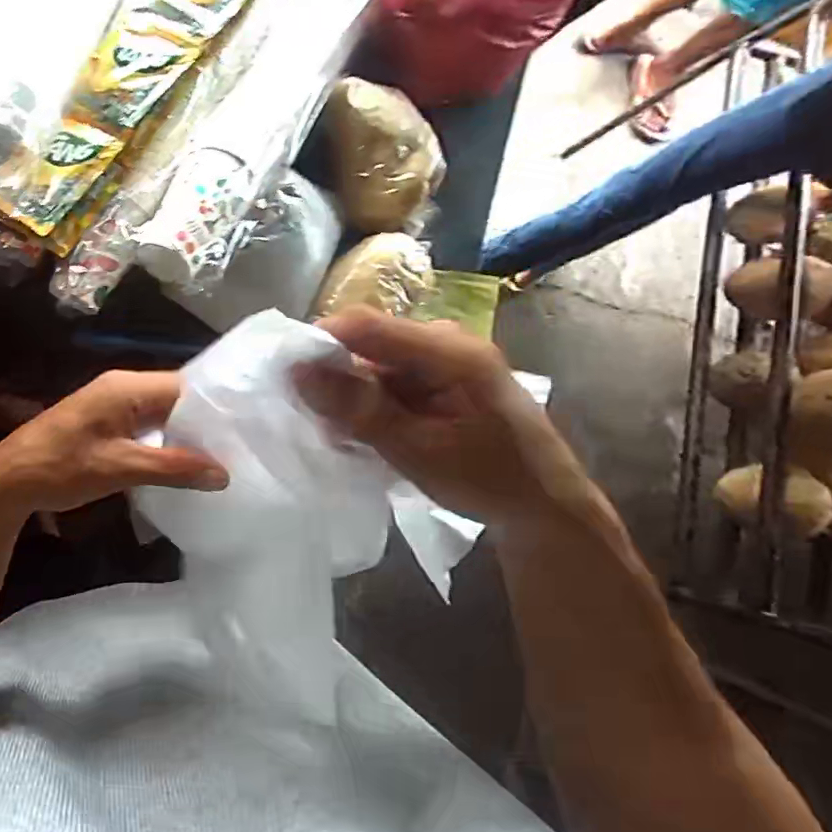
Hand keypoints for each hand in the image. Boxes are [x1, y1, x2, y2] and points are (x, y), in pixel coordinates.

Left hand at [0, 371, 227, 515]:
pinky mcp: (102, 424)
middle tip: (239, 450)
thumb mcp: (120, 468)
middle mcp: (120, 388)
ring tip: (220, 460)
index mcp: (125, 387)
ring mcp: (109, 405)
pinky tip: (182, 465)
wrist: (9, 479)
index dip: (216, 407)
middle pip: (175, 399)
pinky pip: (144, 426)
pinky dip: (163, 443)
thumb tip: (224, 473)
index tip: (246, 431)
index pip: (186, 386)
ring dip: (184, 436)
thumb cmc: (62, 468)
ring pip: (160, 414)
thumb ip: (173, 468)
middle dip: (204, 424)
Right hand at [295, 308, 593, 528]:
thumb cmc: (489, 479)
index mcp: (450, 351)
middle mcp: (445, 342)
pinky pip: (386, 377)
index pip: (365, 325)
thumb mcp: (416, 449)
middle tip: (312, 413)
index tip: (285, 375)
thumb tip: (298, 373)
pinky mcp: (438, 376)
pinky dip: (367, 401)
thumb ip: (358, 408)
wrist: (546, 506)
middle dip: (332, 374)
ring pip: (372, 361)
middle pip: (366, 341)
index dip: (319, 341)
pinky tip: (362, 430)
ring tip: (337, 431)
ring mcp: (442, 358)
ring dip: (348, 393)